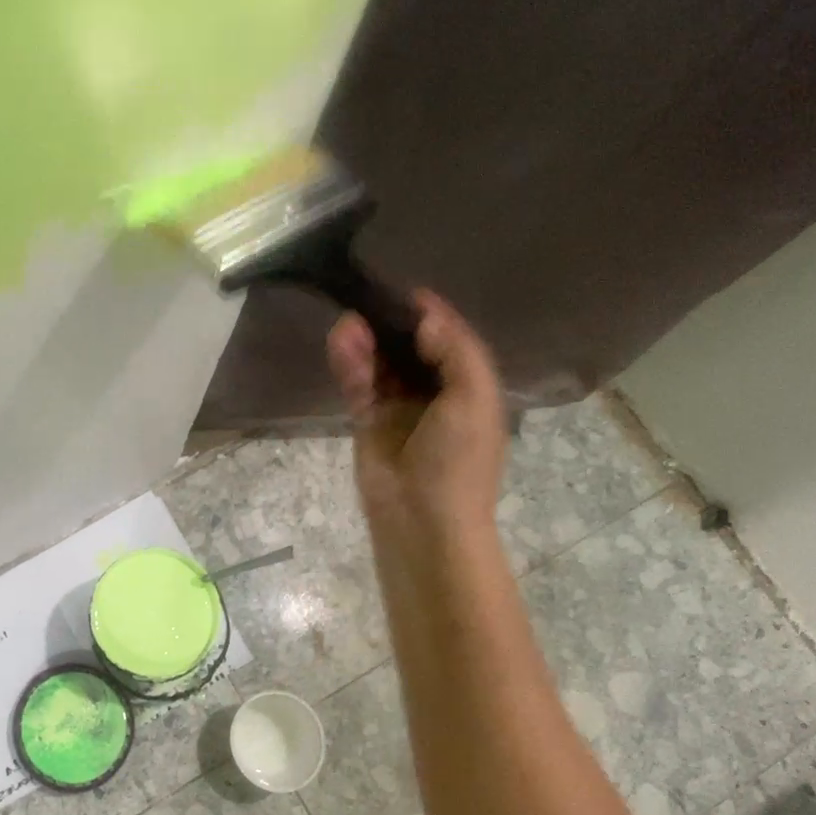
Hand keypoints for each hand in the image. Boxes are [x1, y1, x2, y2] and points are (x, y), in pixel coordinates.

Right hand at [325, 291, 505, 533]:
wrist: (423, 522)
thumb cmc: (458, 461)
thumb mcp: (474, 399)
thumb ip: (456, 352)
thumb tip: (427, 318)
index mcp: (470, 387)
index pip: (450, 340)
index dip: (431, 316)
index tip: (404, 293)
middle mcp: (435, 393)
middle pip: (410, 347)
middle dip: (390, 325)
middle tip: (367, 304)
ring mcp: (399, 408)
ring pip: (380, 363)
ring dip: (365, 342)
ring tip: (347, 324)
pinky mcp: (367, 422)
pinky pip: (358, 385)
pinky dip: (349, 365)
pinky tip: (341, 344)